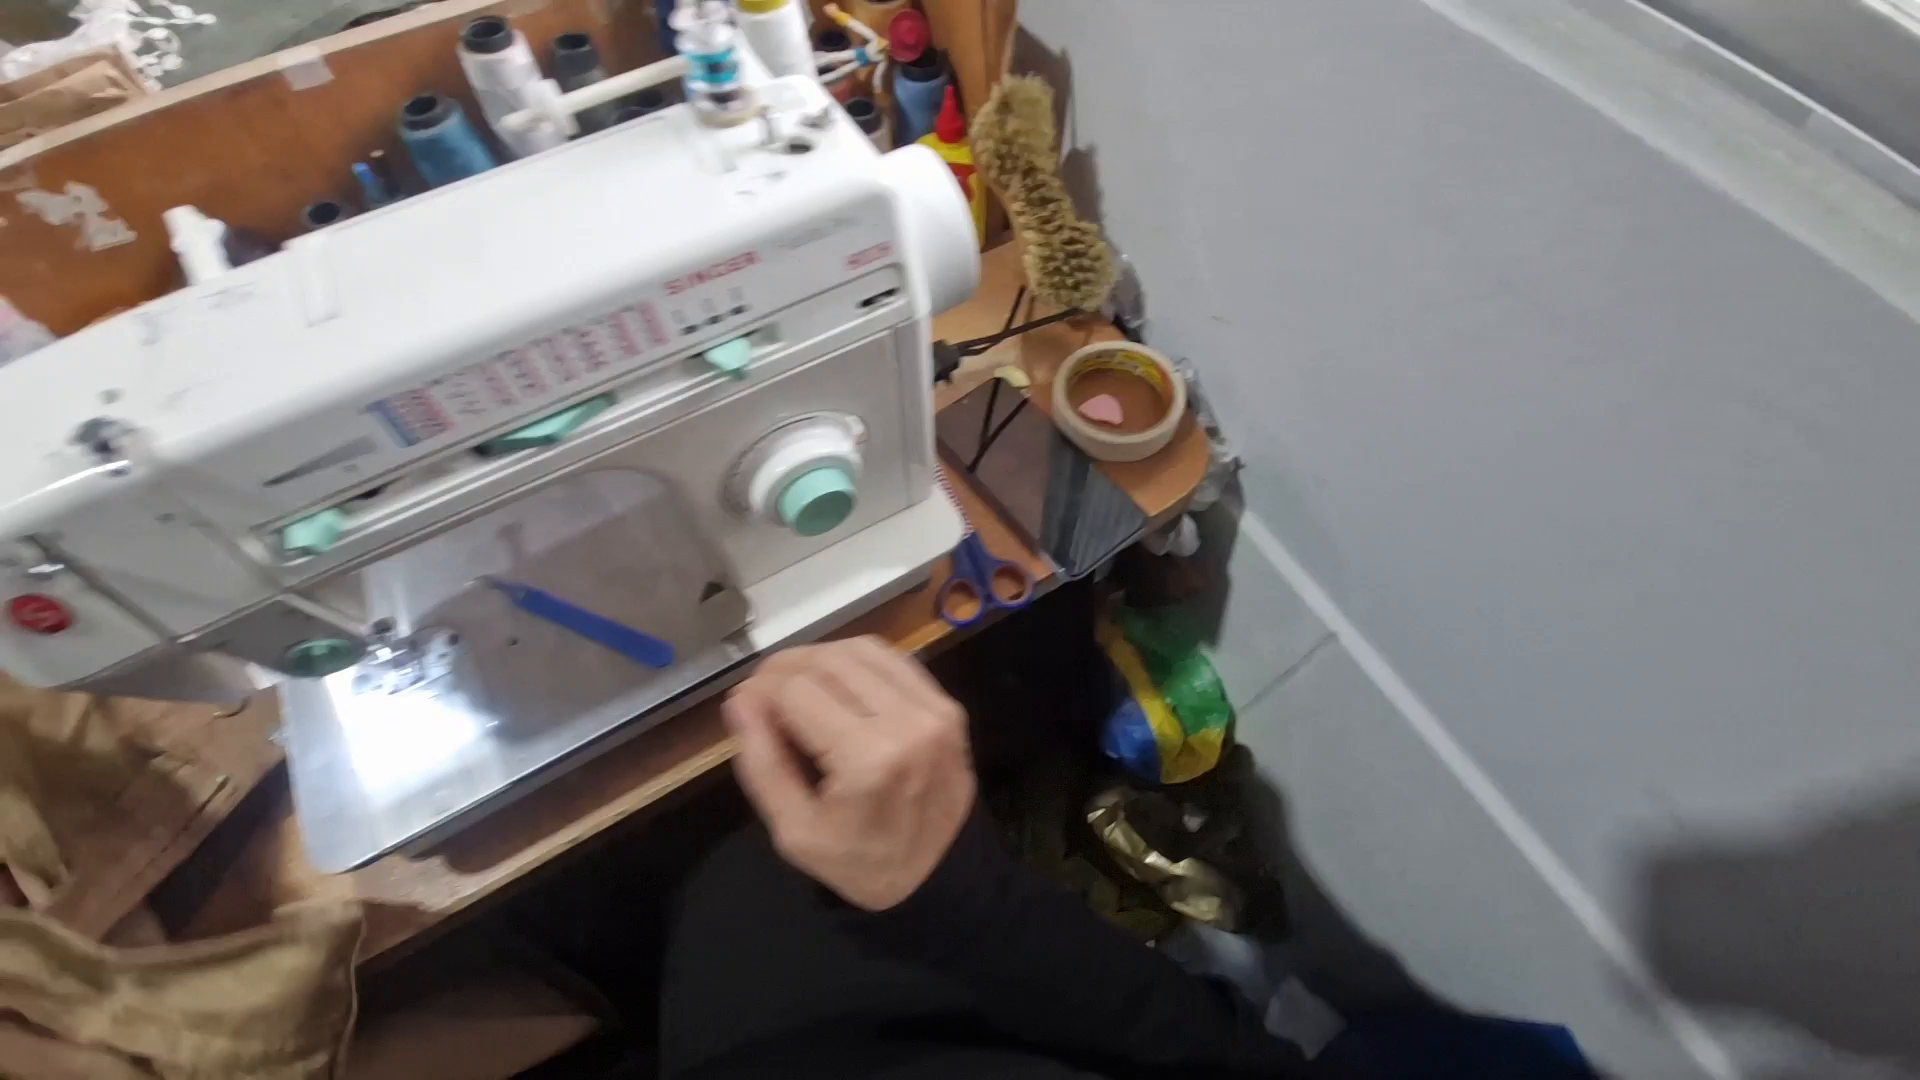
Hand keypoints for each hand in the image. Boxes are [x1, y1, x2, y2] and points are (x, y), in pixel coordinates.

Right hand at [723, 637, 976, 910]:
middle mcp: (906, 722)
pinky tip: (837, 681)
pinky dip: (857, 660)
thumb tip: (739, 699)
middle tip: (762, 692)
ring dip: (819, 657)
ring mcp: (934, 709)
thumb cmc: (858, 861)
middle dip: (784, 668)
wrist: (937, 873)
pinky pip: (894, 659)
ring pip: (861, 649)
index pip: (798, 691)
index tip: (744, 706)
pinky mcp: (948, 704)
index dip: (761, 690)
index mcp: (868, 759)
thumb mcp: (794, 831)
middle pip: (828, 661)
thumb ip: (762, 762)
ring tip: (796, 683)